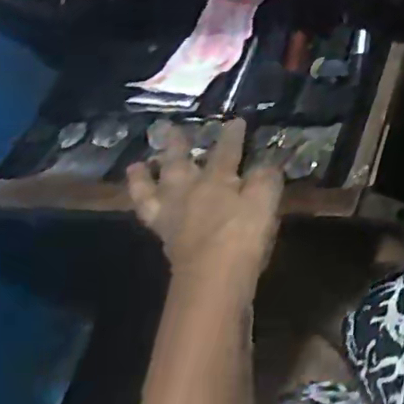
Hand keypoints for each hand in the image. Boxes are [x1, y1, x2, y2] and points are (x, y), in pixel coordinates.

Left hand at [126, 120, 283, 283]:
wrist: (211, 282)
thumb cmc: (243, 236)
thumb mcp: (266, 200)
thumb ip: (266, 178)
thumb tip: (267, 164)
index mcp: (216, 180)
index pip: (226, 150)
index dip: (232, 134)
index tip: (236, 120)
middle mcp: (189, 193)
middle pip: (180, 164)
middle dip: (177, 146)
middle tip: (170, 129)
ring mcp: (173, 218)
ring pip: (152, 191)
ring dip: (144, 177)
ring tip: (137, 165)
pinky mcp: (165, 241)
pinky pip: (149, 217)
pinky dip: (144, 205)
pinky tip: (147, 204)